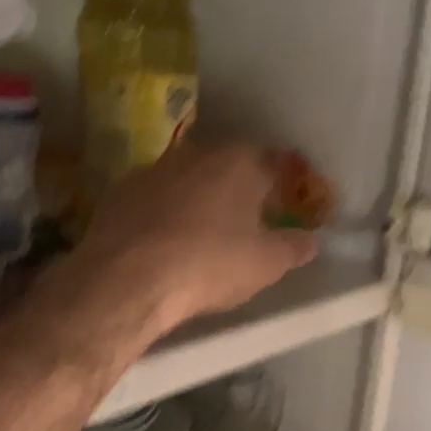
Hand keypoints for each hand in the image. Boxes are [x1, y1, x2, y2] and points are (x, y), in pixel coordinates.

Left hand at [71, 143, 317, 329]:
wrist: (127, 278)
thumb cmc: (210, 264)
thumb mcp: (266, 264)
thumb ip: (293, 247)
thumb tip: (310, 240)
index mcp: (240, 162)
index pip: (273, 164)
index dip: (280, 187)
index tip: (282, 209)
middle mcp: (196, 153)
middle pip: (227, 166)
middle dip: (238, 190)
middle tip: (244, 224)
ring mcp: (154, 169)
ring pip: (187, 179)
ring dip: (197, 200)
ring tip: (201, 237)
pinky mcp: (119, 191)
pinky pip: (153, 198)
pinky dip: (163, 214)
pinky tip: (163, 243)